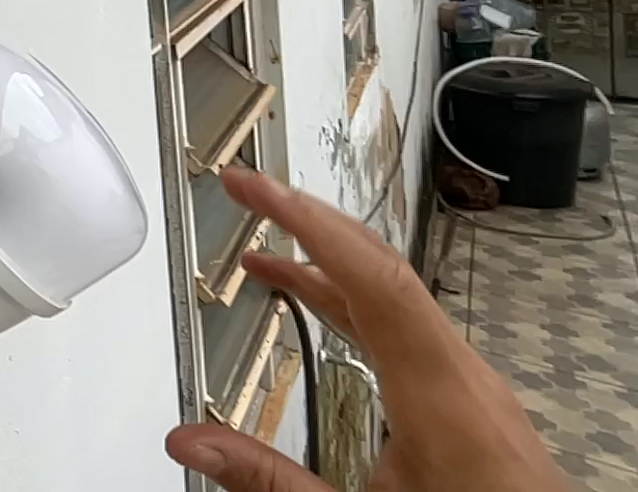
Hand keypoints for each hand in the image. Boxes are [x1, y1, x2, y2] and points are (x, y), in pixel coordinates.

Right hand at [166, 168, 570, 491]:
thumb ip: (271, 478)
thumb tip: (185, 439)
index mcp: (442, 398)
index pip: (371, 279)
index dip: (307, 223)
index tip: (253, 188)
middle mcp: (460, 376)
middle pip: (380, 266)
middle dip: (306, 215)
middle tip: (245, 186)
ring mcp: (465, 381)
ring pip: (388, 287)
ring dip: (319, 246)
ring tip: (257, 226)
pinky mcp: (462, 393)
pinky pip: (395, 315)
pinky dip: (337, 284)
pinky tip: (298, 287)